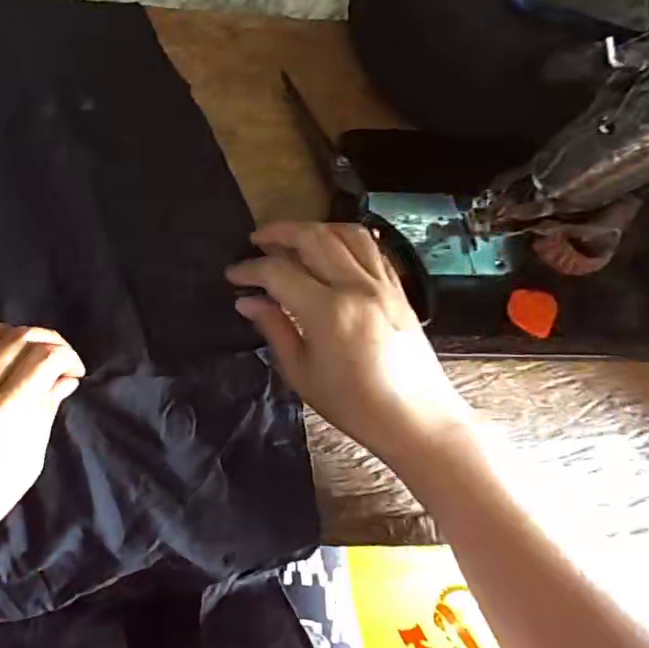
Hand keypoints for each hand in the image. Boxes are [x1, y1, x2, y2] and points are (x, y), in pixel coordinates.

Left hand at [0, 322, 84, 567]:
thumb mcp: (26, 462)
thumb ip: (44, 412)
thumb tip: (64, 379)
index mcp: (5, 414)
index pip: (45, 357)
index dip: (68, 356)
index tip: (73, 370)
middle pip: (19, 336)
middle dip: (47, 341)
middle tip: (53, 359)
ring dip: (10, 336)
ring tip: (18, 356)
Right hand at [226, 222, 473, 466]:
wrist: (416, 419)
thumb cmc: (352, 404)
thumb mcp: (300, 371)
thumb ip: (274, 328)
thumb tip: (247, 302)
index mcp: (328, 311)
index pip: (278, 272)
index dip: (249, 270)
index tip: (232, 277)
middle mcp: (357, 288)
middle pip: (314, 238)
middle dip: (279, 233)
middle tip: (256, 241)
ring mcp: (384, 285)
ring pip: (347, 233)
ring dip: (314, 229)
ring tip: (291, 239)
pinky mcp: (399, 289)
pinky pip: (371, 248)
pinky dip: (345, 239)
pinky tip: (329, 249)